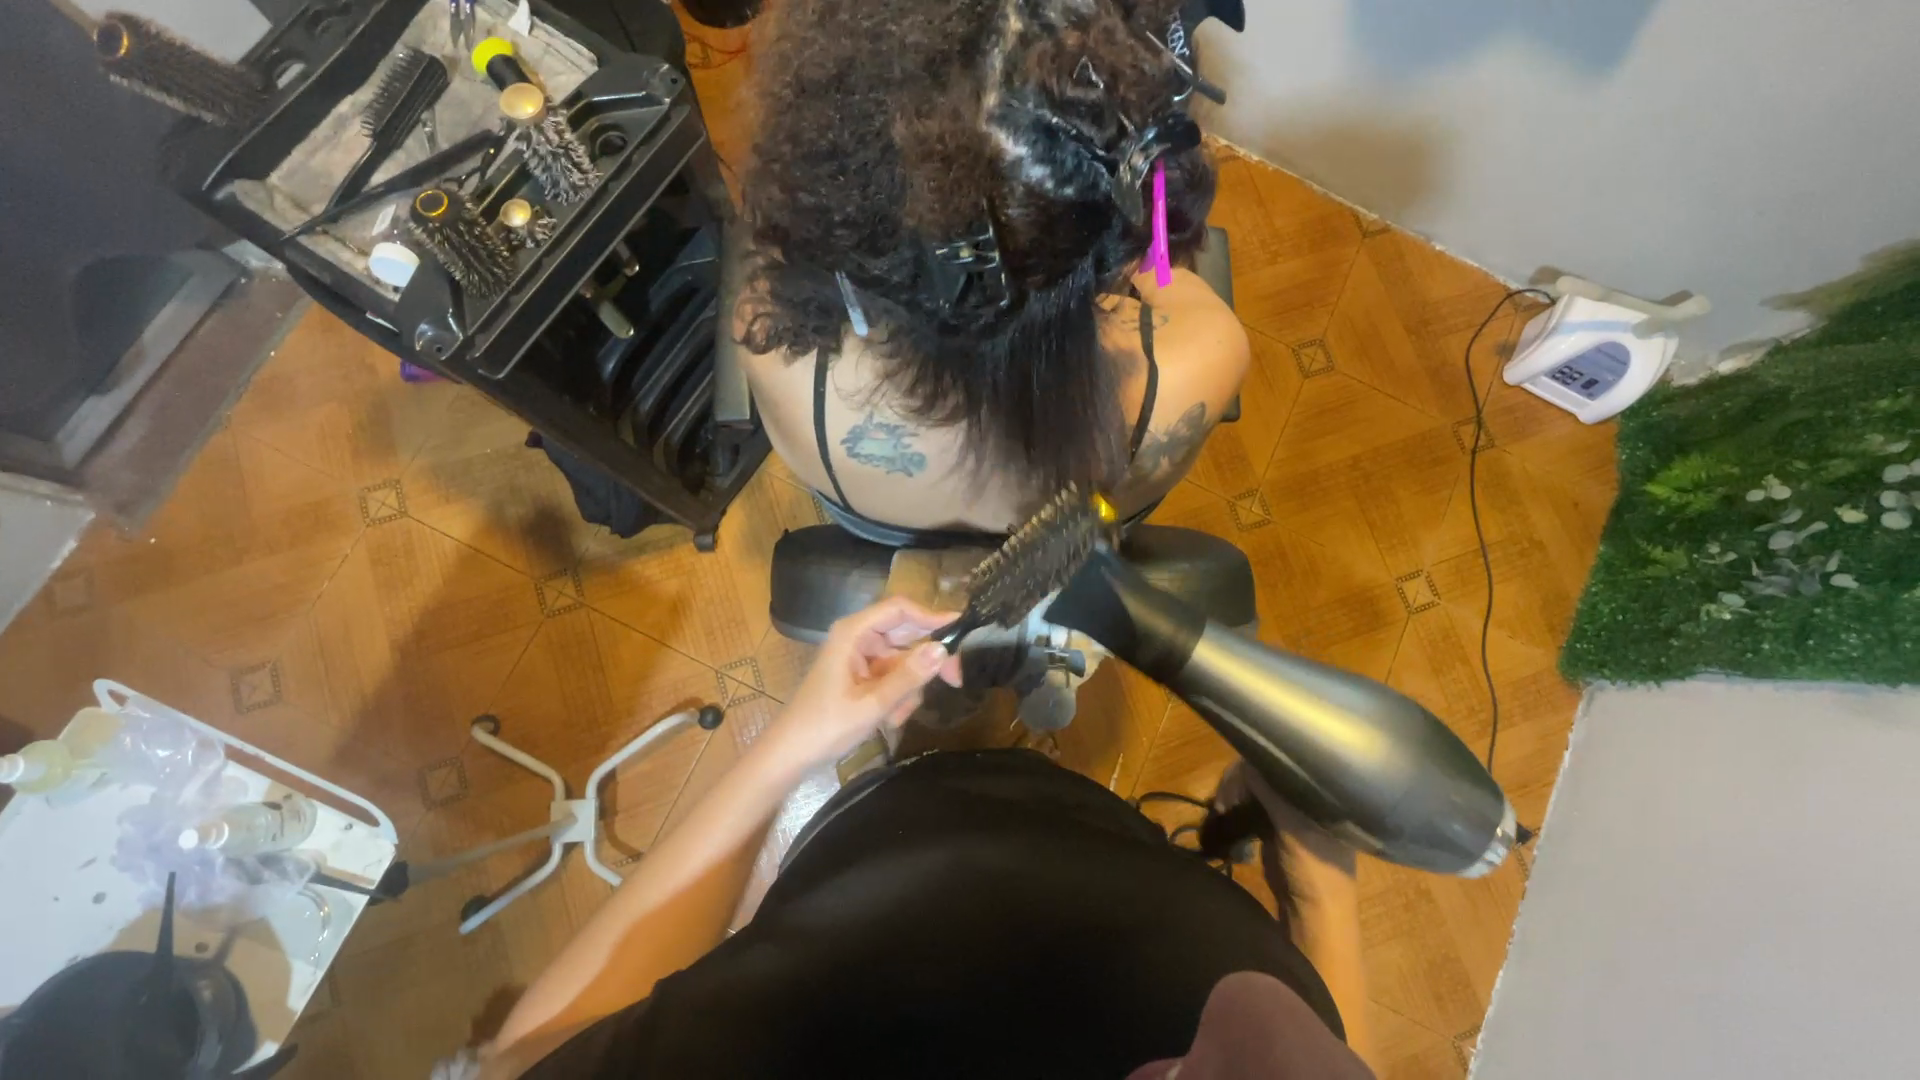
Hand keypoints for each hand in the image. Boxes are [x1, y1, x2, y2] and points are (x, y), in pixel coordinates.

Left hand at [762, 597, 962, 771]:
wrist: (789, 755)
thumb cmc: (825, 726)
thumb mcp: (873, 704)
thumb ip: (909, 676)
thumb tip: (943, 649)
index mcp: (853, 632)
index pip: (900, 609)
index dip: (932, 616)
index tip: (962, 630)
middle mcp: (857, 637)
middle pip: (906, 634)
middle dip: (926, 660)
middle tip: (955, 679)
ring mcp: (859, 657)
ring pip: (903, 660)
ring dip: (909, 687)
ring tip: (897, 716)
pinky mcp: (860, 676)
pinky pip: (892, 677)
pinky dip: (898, 696)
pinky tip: (890, 719)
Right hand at [1215, 762, 1356, 900]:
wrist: (1312, 915)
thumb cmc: (1313, 870)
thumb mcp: (1294, 827)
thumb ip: (1272, 794)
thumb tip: (1246, 764)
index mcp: (1320, 793)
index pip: (1281, 764)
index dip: (1254, 768)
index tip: (1234, 784)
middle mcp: (1305, 798)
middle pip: (1264, 775)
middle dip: (1239, 784)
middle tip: (1223, 803)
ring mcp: (1289, 814)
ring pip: (1254, 791)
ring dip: (1234, 797)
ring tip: (1222, 811)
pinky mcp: (1274, 829)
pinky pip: (1250, 808)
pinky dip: (1236, 811)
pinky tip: (1226, 819)